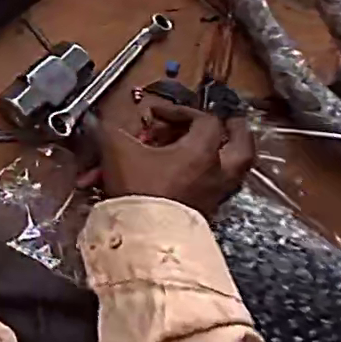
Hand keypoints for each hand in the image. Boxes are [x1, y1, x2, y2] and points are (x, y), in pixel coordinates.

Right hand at [84, 97, 254, 215]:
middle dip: (235, 130)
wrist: (146, 230)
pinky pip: (217, 182)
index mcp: (201, 152)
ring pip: (233, 167)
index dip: (181, 110)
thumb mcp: (117, 147)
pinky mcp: (208, 206)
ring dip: (223, 152)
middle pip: (242, 145)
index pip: (205, 121)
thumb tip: (98, 119)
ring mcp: (217, 192)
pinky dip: (208, 171)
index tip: (157, 112)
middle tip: (228, 121)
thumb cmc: (138, 186)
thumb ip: (111, 128)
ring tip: (207, 145)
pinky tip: (190, 169)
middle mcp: (217, 172)